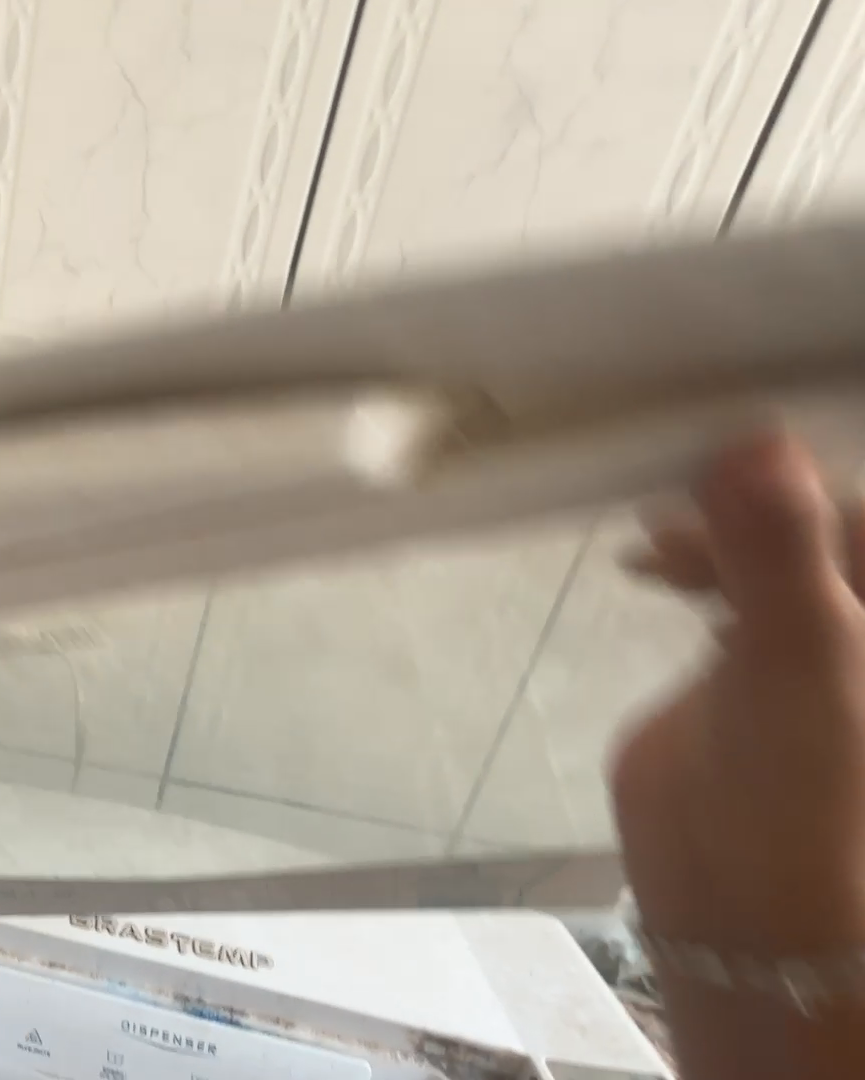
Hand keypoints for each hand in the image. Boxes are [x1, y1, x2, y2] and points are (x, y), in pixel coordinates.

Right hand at [614, 431, 864, 952]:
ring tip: (653, 530)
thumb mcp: (798, 659)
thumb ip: (779, 551)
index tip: (718, 437)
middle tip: (670, 478)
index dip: (806, 469)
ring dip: (718, 526)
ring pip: (776, 550)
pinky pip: (738, 587)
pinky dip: (697, 566)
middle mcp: (863, 618)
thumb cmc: (802, 787)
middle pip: (824, 523)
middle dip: (753, 493)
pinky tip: (653, 571)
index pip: (861, 510)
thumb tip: (750, 435)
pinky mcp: (760, 666)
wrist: (743, 893)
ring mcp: (823, 644)